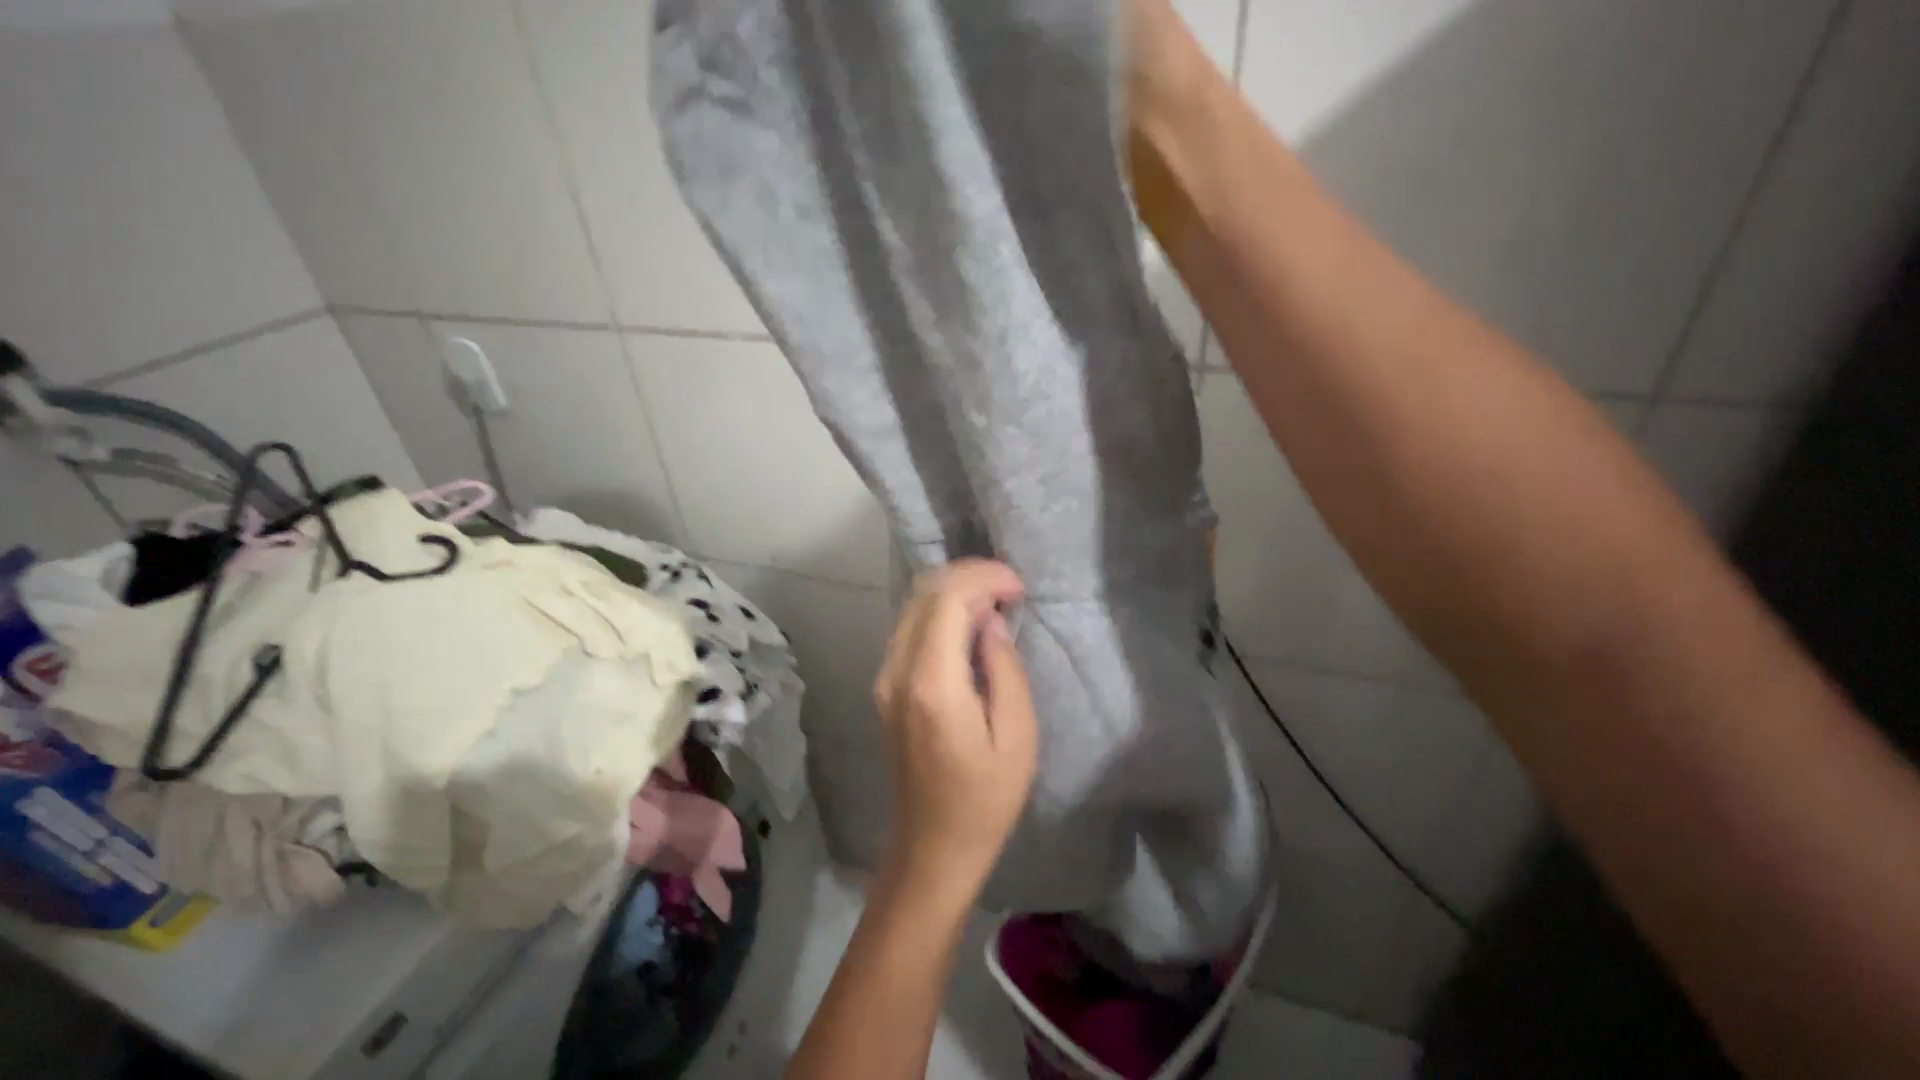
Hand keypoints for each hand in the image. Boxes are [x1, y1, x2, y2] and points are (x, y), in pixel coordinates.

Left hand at [872, 559, 1038, 888]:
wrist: (934, 846)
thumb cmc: (986, 799)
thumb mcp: (1017, 737)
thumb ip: (1005, 670)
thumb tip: (991, 623)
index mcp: (931, 683)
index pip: (947, 598)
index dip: (984, 578)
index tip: (1019, 588)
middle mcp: (897, 672)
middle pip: (924, 594)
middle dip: (968, 577)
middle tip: (1011, 591)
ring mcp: (884, 680)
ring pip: (912, 608)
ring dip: (953, 594)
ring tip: (996, 605)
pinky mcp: (885, 689)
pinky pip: (909, 631)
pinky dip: (939, 615)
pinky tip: (970, 629)